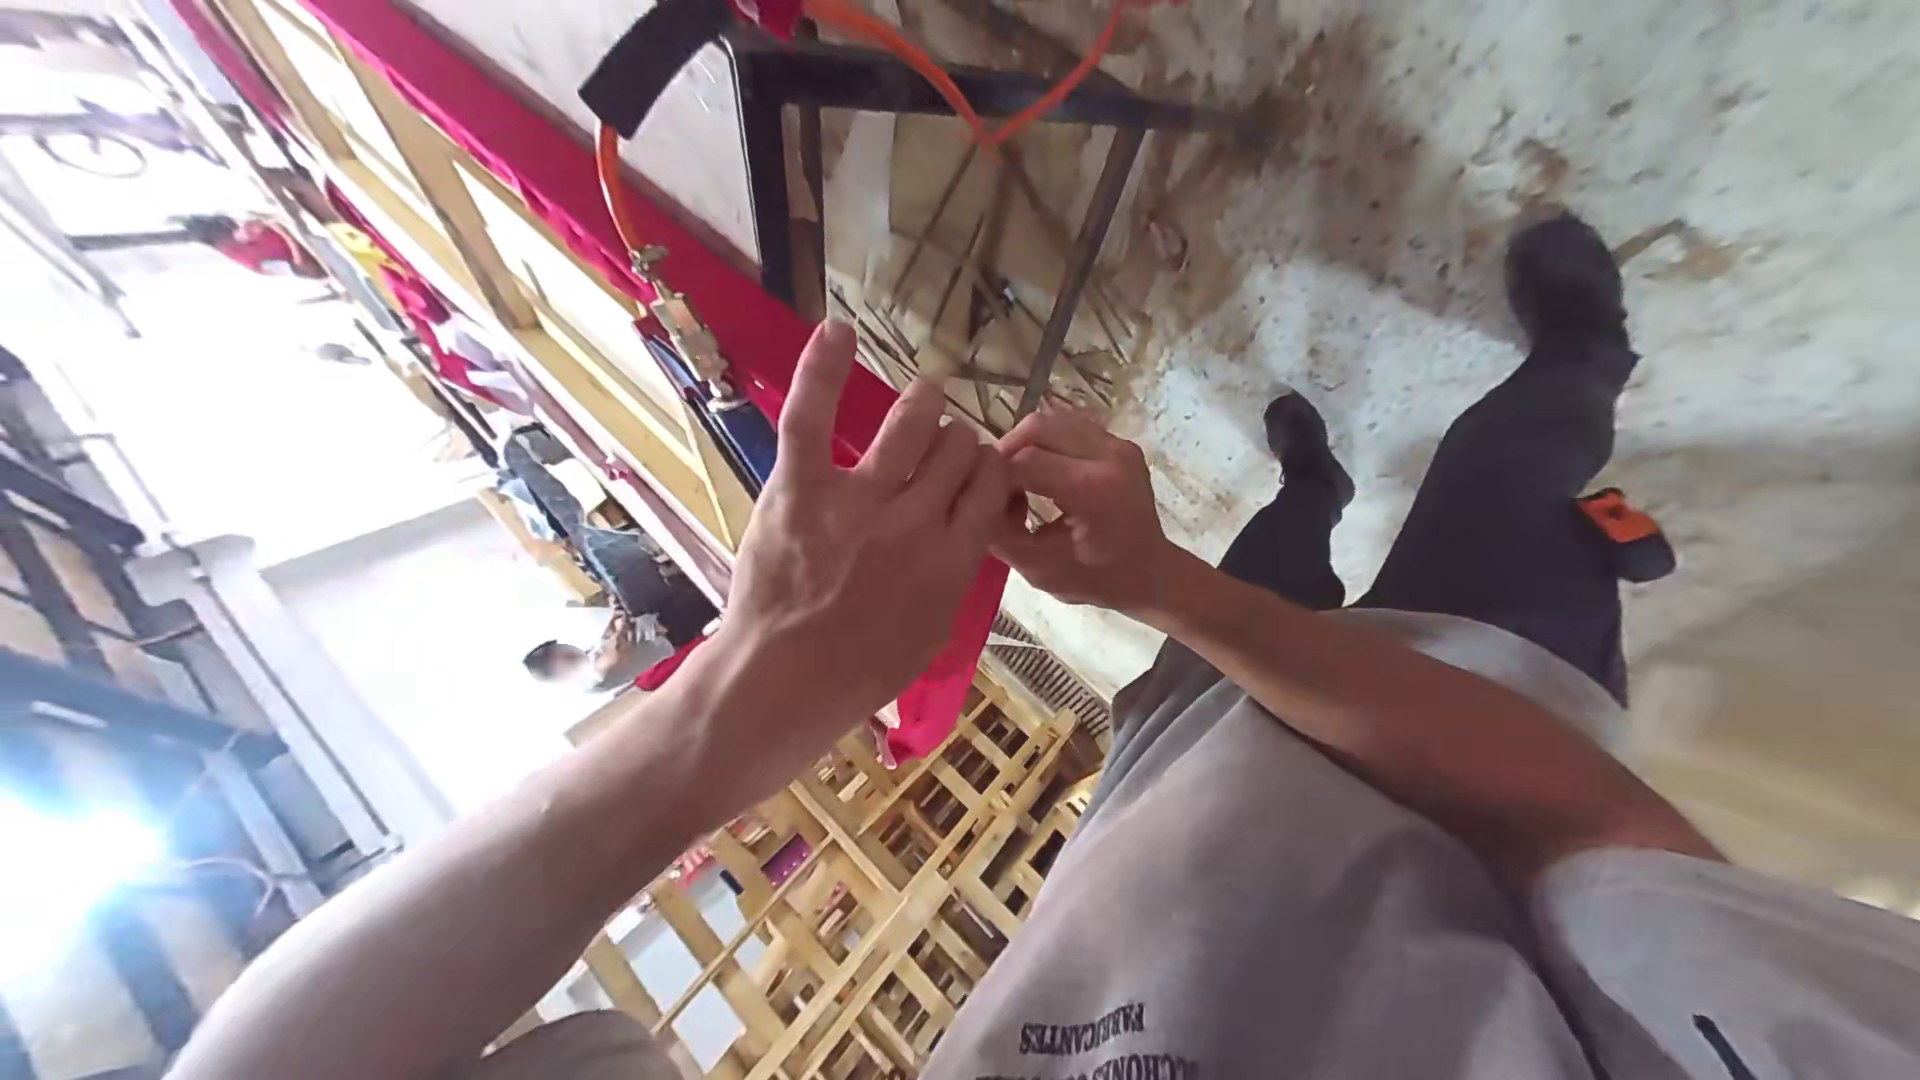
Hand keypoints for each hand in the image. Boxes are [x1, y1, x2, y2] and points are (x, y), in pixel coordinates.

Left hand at [721, 321, 1008, 732]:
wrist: (784, 682)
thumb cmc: (862, 672)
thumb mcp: (933, 632)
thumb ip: (955, 576)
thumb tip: (965, 533)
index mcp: (954, 558)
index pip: (991, 484)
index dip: (988, 468)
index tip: (977, 469)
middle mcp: (917, 520)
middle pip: (957, 448)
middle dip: (956, 441)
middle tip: (941, 446)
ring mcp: (859, 500)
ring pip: (913, 424)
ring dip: (925, 405)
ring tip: (925, 397)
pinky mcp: (801, 488)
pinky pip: (813, 417)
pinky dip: (822, 370)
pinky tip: (837, 331)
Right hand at [991, 408, 1184, 613]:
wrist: (1150, 573)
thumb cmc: (1096, 579)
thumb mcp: (1039, 569)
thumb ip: (1000, 533)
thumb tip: (971, 495)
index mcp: (1095, 490)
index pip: (1025, 461)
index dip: (996, 477)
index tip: (985, 500)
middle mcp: (1110, 456)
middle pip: (1036, 427)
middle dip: (1006, 452)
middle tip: (994, 482)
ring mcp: (1118, 444)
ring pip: (1050, 420)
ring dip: (1024, 445)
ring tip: (1015, 478)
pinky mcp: (1118, 441)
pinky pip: (1067, 427)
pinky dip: (1044, 444)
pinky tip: (1039, 473)